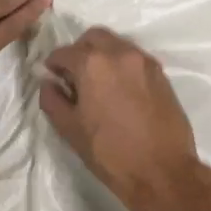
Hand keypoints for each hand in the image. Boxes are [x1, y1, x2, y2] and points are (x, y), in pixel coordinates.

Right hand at [40, 27, 205, 210]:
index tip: (52, 77)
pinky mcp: (161, 74)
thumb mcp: (70, 129)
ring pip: (116, 45)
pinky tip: (119, 90)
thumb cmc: (110, 152)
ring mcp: (144, 62)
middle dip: (79, 51)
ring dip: (102, 55)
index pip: (64, 52)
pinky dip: (122, 65)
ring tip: (98, 83)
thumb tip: (49, 83)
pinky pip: (135, 59)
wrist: (162, 171)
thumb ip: (53, 100)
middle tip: (74, 76)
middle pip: (93, 38)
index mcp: (93, 64)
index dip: (53, 64)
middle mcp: (120, 53)